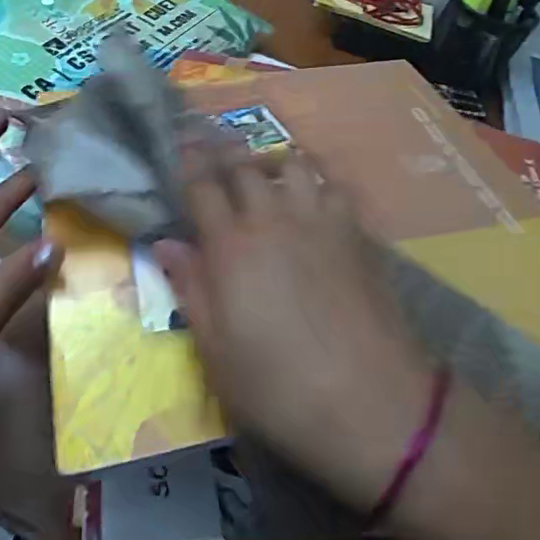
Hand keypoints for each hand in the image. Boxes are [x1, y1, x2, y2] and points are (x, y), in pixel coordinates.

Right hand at [153, 143, 436, 503]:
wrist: (375, 406)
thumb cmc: (278, 385)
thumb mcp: (215, 350)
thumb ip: (189, 288)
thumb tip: (164, 243)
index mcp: (231, 248)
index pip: (202, 188)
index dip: (188, 161)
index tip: (180, 140)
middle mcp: (273, 221)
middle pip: (244, 167)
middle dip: (223, 147)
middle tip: (210, 133)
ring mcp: (321, 224)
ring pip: (293, 166)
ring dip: (271, 158)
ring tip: (262, 162)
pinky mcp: (358, 236)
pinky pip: (334, 187)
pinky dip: (316, 178)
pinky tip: (312, 190)